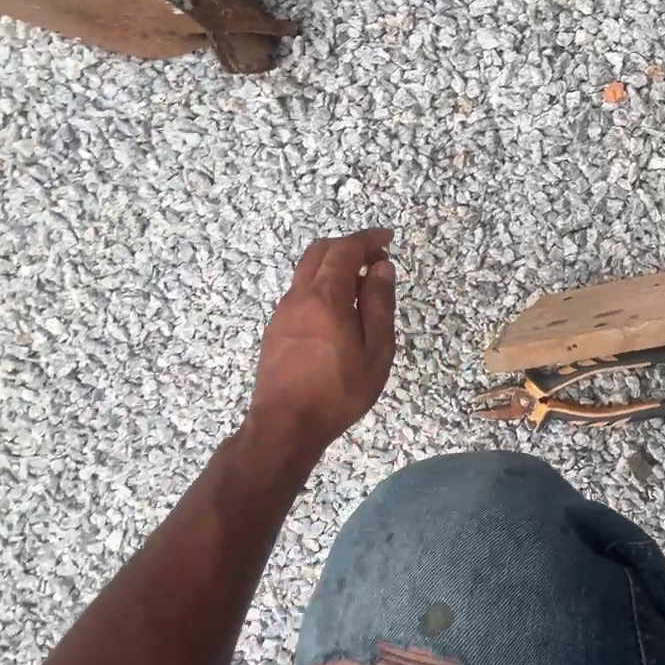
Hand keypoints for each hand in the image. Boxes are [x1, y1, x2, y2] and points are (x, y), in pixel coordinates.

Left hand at [244, 229, 396, 460]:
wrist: (285, 426)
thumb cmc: (339, 389)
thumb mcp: (376, 349)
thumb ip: (379, 304)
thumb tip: (382, 268)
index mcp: (326, 297)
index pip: (345, 250)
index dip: (367, 239)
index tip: (388, 238)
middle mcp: (299, 297)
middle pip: (319, 252)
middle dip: (349, 246)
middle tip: (377, 259)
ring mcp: (283, 313)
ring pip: (307, 272)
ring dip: (334, 266)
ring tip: (363, 286)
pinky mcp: (277, 330)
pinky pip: (301, 292)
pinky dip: (323, 285)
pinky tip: (341, 310)